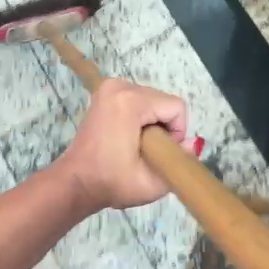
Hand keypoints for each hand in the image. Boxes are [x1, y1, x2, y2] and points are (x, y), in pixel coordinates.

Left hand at [56, 78, 192, 209]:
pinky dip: (141, 117)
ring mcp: (109, 87)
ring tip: (138, 146)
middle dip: (165, 127)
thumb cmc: (111, 182)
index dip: (177, 132)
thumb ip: (180, 160)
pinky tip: (129, 138)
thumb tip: (193, 143)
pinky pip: (137, 100)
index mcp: (130, 101)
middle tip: (149, 152)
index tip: (162, 153)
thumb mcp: (152, 182)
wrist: (75, 181)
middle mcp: (119, 86)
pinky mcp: (104, 93)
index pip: (175, 107)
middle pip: (163, 101)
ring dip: (153, 122)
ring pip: (152, 100)